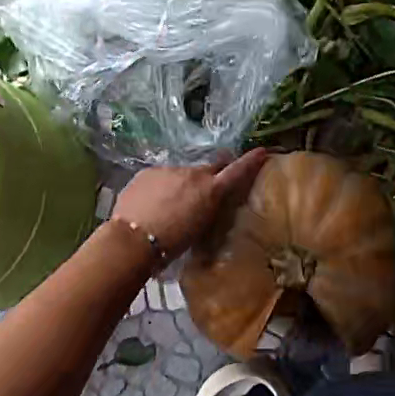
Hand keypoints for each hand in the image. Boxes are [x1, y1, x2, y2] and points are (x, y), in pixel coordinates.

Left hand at [112, 149, 267, 261]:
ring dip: (181, 185)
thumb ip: (205, 209)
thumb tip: (202, 204)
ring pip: (182, 174)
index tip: (261, 151)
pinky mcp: (148, 171)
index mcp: (211, 191)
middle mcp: (194, 174)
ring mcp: (169, 170)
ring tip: (170, 205)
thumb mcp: (198, 229)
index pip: (237, 171)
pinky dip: (160, 187)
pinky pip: (160, 177)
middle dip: (213, 174)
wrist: (133, 240)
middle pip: (210, 167)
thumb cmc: (171, 244)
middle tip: (210, 186)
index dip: (251, 161)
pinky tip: (151, 203)